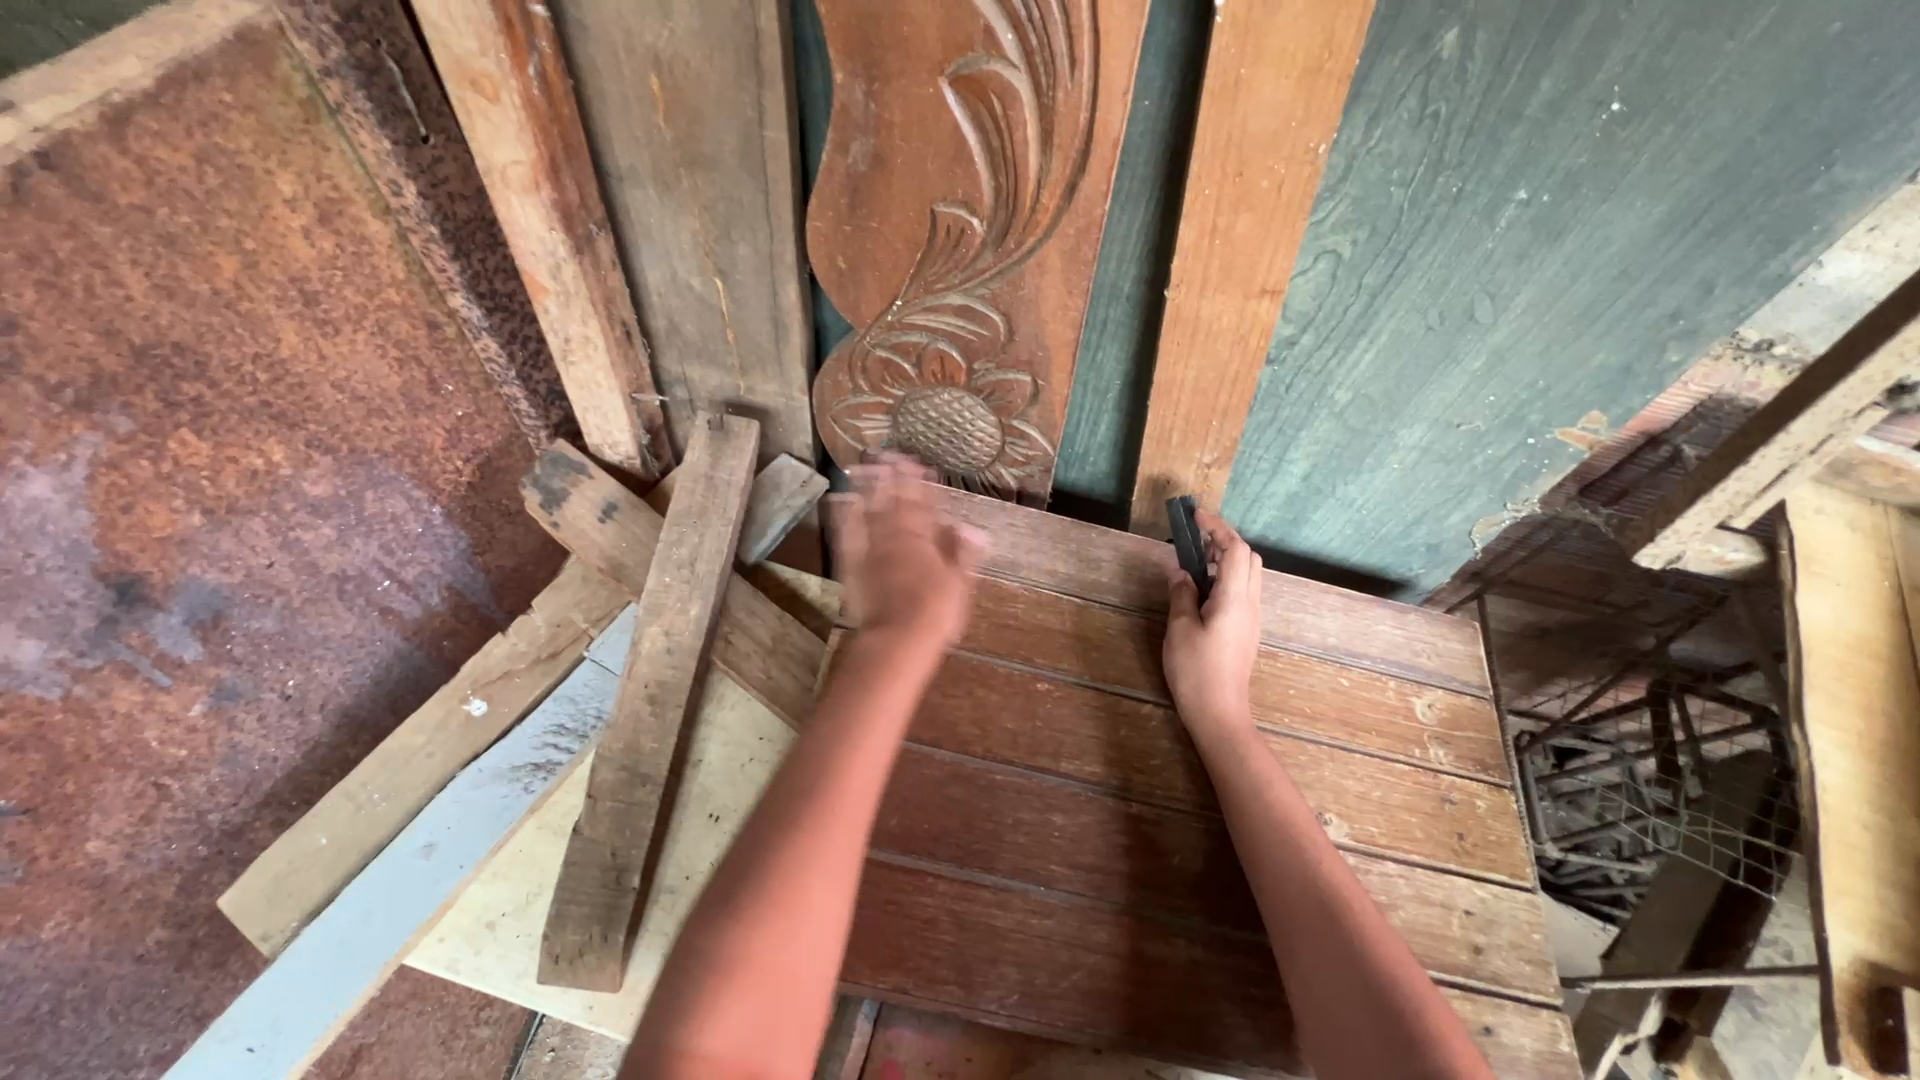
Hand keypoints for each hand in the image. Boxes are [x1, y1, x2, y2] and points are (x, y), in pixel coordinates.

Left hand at [829, 455, 987, 649]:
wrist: (896, 637)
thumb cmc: (935, 614)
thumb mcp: (959, 584)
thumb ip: (963, 553)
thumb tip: (972, 528)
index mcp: (925, 540)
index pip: (924, 506)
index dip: (921, 484)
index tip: (919, 464)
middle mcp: (897, 537)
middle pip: (895, 501)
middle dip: (893, 476)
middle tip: (889, 453)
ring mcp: (871, 548)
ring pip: (870, 509)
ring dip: (868, 486)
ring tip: (864, 464)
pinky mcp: (851, 563)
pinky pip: (846, 532)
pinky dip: (843, 513)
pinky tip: (838, 498)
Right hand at [1162, 509, 1262, 733]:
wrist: (1219, 712)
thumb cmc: (1195, 670)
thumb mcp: (1179, 629)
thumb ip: (1181, 594)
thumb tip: (1180, 570)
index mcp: (1234, 598)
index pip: (1234, 549)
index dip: (1217, 527)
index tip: (1195, 515)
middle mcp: (1250, 603)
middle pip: (1248, 557)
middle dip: (1224, 540)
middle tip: (1194, 538)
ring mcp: (1251, 618)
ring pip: (1248, 575)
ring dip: (1226, 559)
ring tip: (1195, 560)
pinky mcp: (1246, 630)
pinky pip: (1243, 591)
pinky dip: (1226, 577)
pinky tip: (1202, 588)